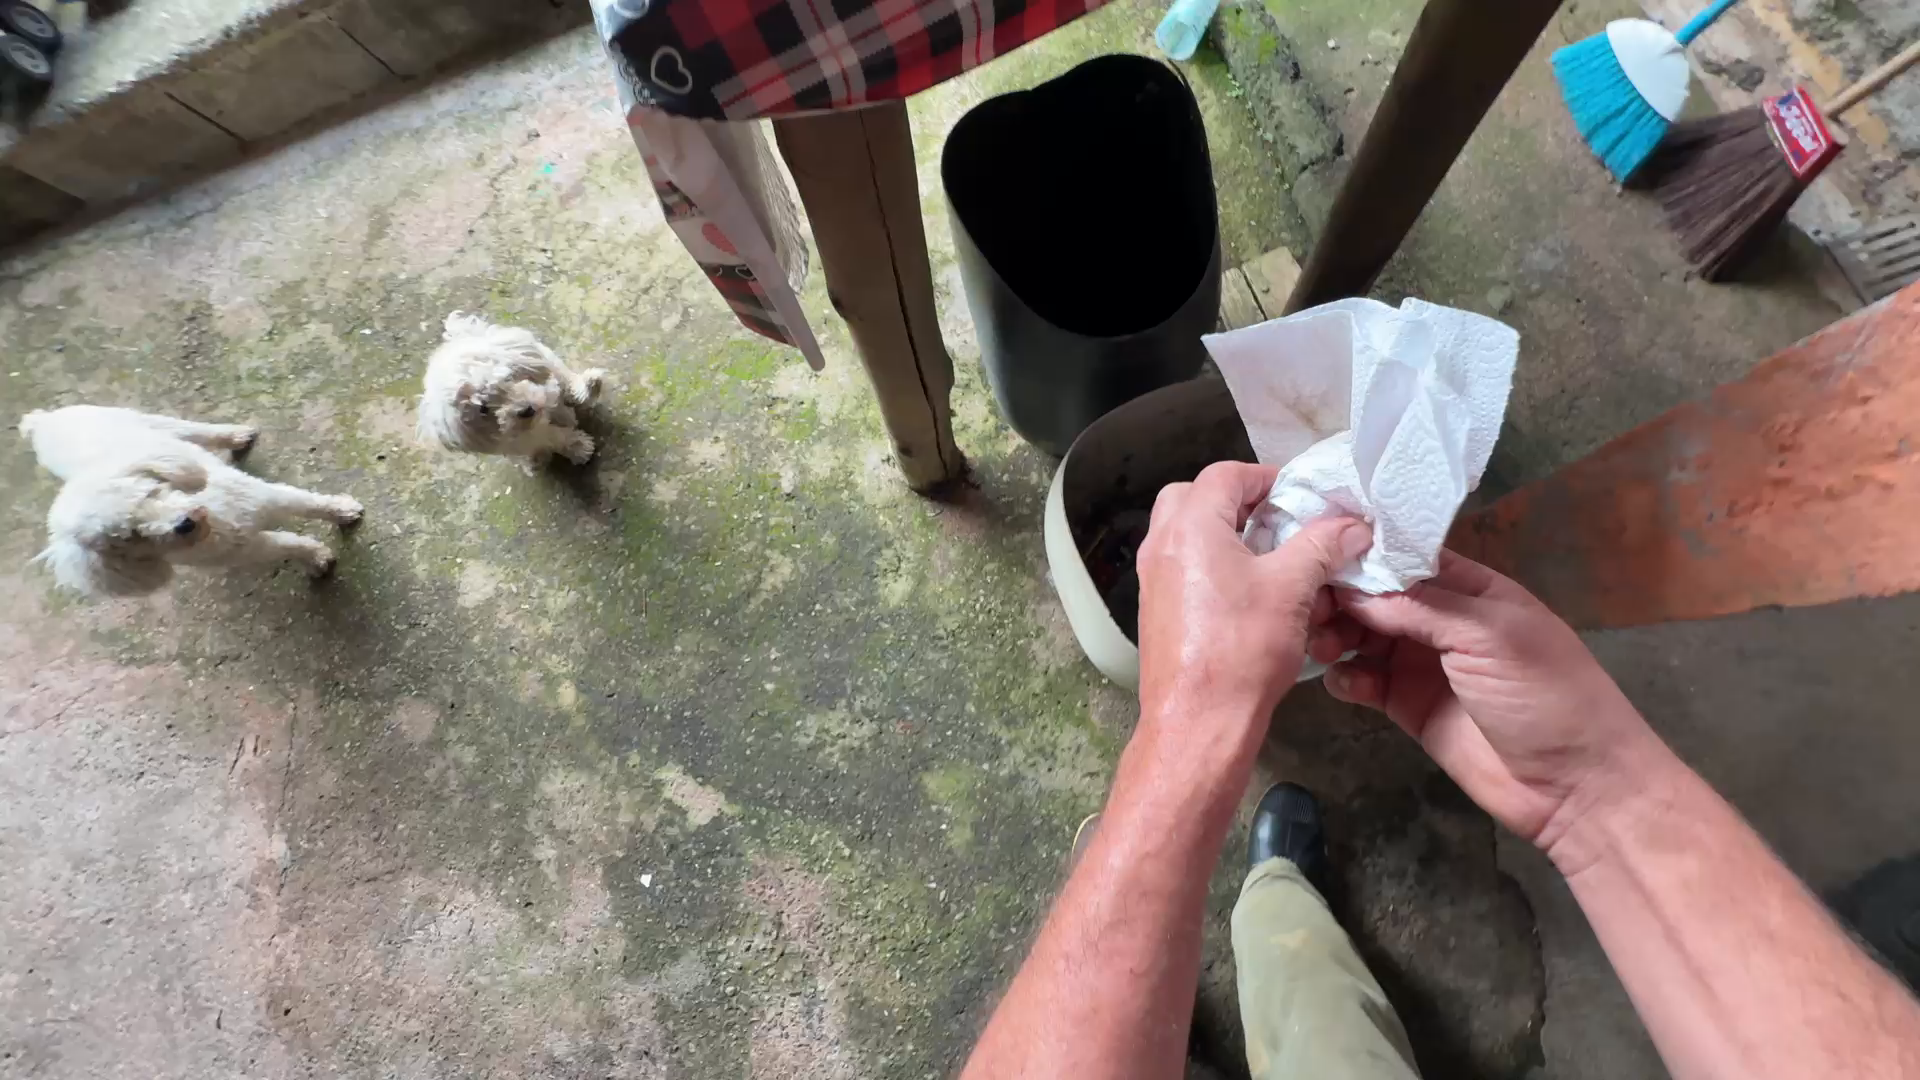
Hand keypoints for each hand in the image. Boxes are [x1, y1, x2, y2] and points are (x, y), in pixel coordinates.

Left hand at [1136, 462, 1372, 738]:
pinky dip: (1210, 562)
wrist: (1197, 716)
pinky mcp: (1156, 605)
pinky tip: (1247, 588)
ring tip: (1268, 553)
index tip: (1298, 494)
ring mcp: (1152, 576)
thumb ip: (1320, 546)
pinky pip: (1181, 565)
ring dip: (1223, 531)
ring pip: (1184, 531)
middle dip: (1236, 500)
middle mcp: (1161, 545)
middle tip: (1276, 518)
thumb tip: (1350, 525)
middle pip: (1193, 496)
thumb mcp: (1291, 589)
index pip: (1223, 475)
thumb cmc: (1240, 648)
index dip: (1264, 477)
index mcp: (1188, 527)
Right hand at [1325, 551, 1668, 859]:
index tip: (1315, 555)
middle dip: (1338, 598)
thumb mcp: (1490, 636)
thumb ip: (1419, 606)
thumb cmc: (1547, 696)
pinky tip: (1347, 684)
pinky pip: (1358, 678)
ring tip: (1325, 649)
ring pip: (1358, 634)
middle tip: (1309, 610)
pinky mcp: (1401, 701)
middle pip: (1371, 596)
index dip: (1361, 555)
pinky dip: (1344, 677)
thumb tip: (1350, 588)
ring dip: (1335, 636)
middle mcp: (1437, 619)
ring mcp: (1417, 661)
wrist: (1573, 788)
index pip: (1404, 558)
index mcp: (1468, 590)